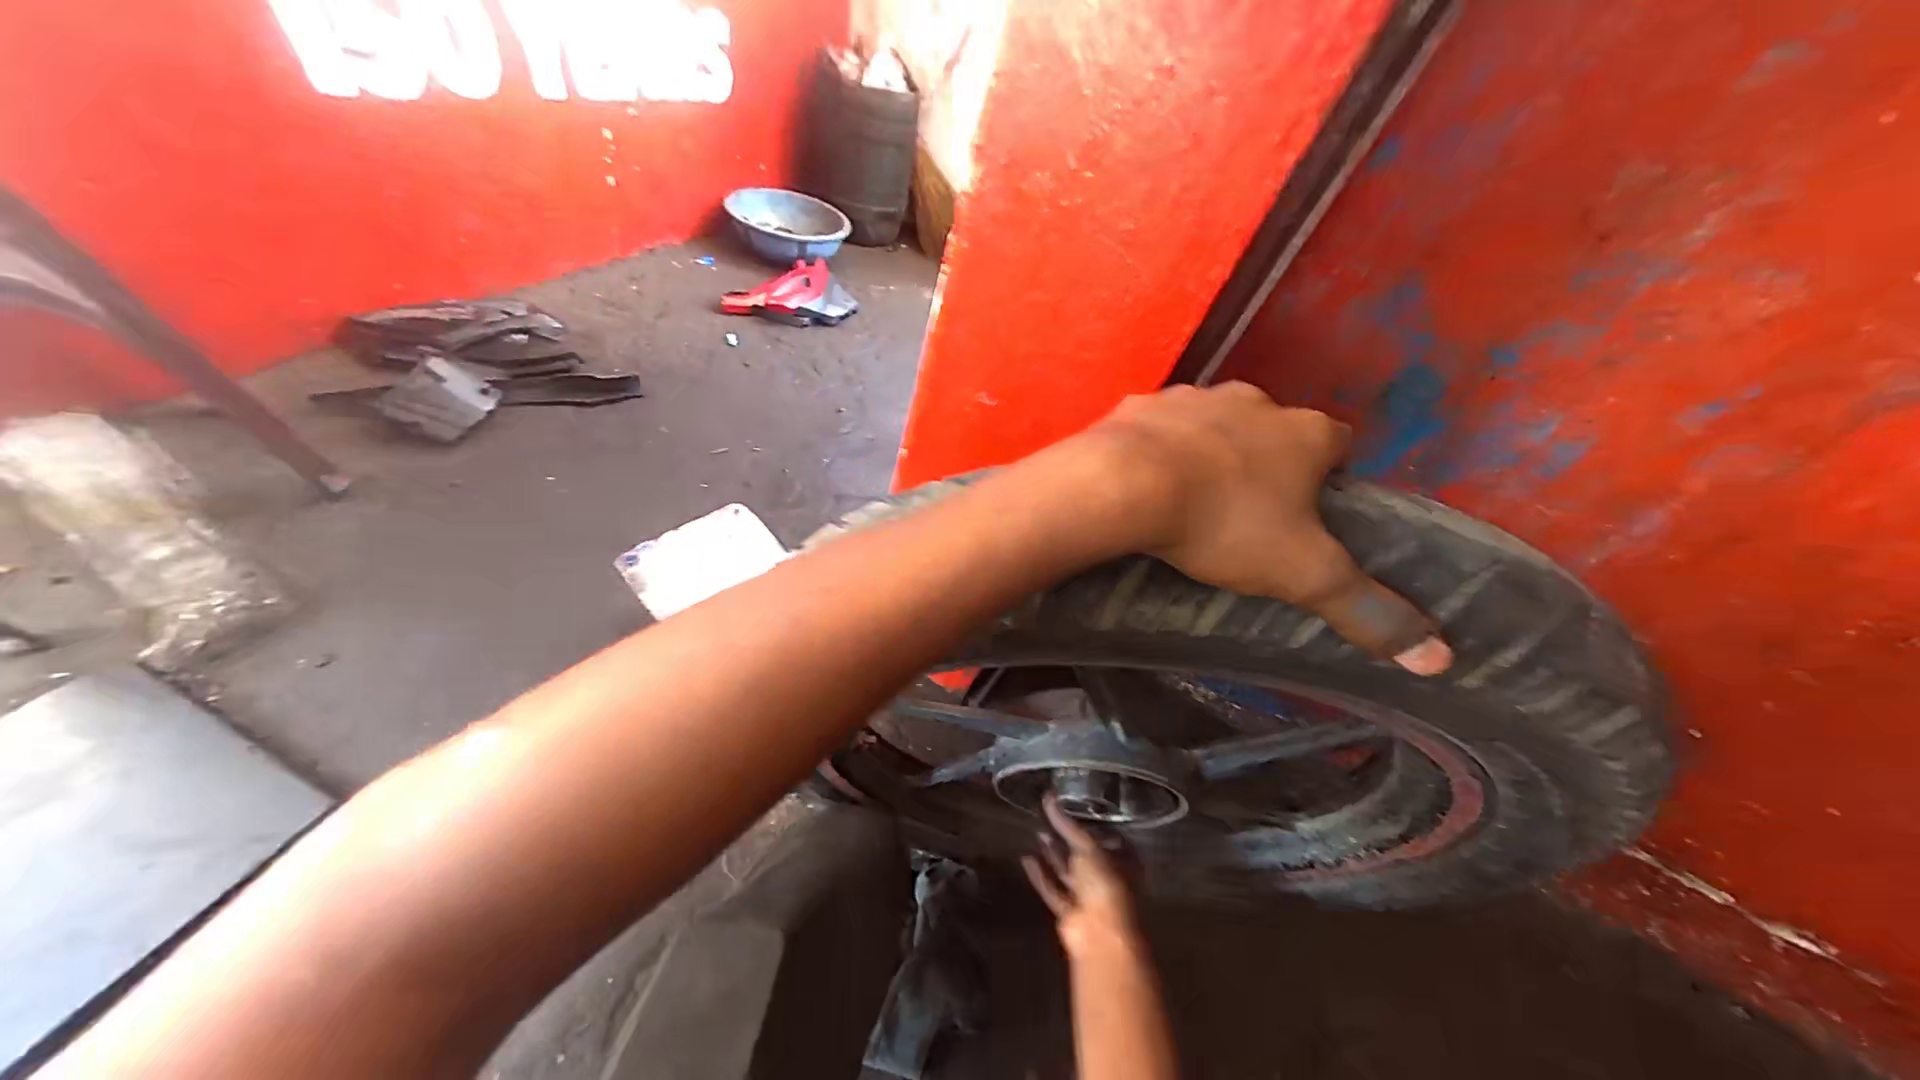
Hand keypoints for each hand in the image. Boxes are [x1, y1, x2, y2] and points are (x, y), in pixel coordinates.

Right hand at [1023, 796, 1146, 958]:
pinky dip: (1041, 876)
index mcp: (1123, 861)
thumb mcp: (1087, 846)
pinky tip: (1026, 859)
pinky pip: (1053, 889)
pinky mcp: (1070, 912)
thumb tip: (1047, 795)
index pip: (1107, 836)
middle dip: (1067, 838)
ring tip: (1037, 832)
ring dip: (1053, 854)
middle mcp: (1108, 878)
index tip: (1072, 807)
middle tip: (1048, 819)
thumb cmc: (1105, 883)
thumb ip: (1066, 823)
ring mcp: (1089, 897)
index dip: (1090, 822)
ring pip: (1068, 872)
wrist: (1100, 934)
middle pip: (1084, 854)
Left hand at [1075, 382, 1451, 674]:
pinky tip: (1142, 483)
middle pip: (1271, 431)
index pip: (1337, 445)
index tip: (1308, 513)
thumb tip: (1439, 658)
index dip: (1328, 478)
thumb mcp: (1302, 574)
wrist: (1121, 486)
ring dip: (1206, 452)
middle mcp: (1251, 400)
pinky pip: (1155, 428)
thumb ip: (1366, 609)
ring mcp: (1189, 396)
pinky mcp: (1136, 404)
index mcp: (1303, 432)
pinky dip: (1154, 449)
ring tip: (1187, 499)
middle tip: (1243, 513)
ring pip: (1211, 424)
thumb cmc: (1223, 524)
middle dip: (1264, 463)